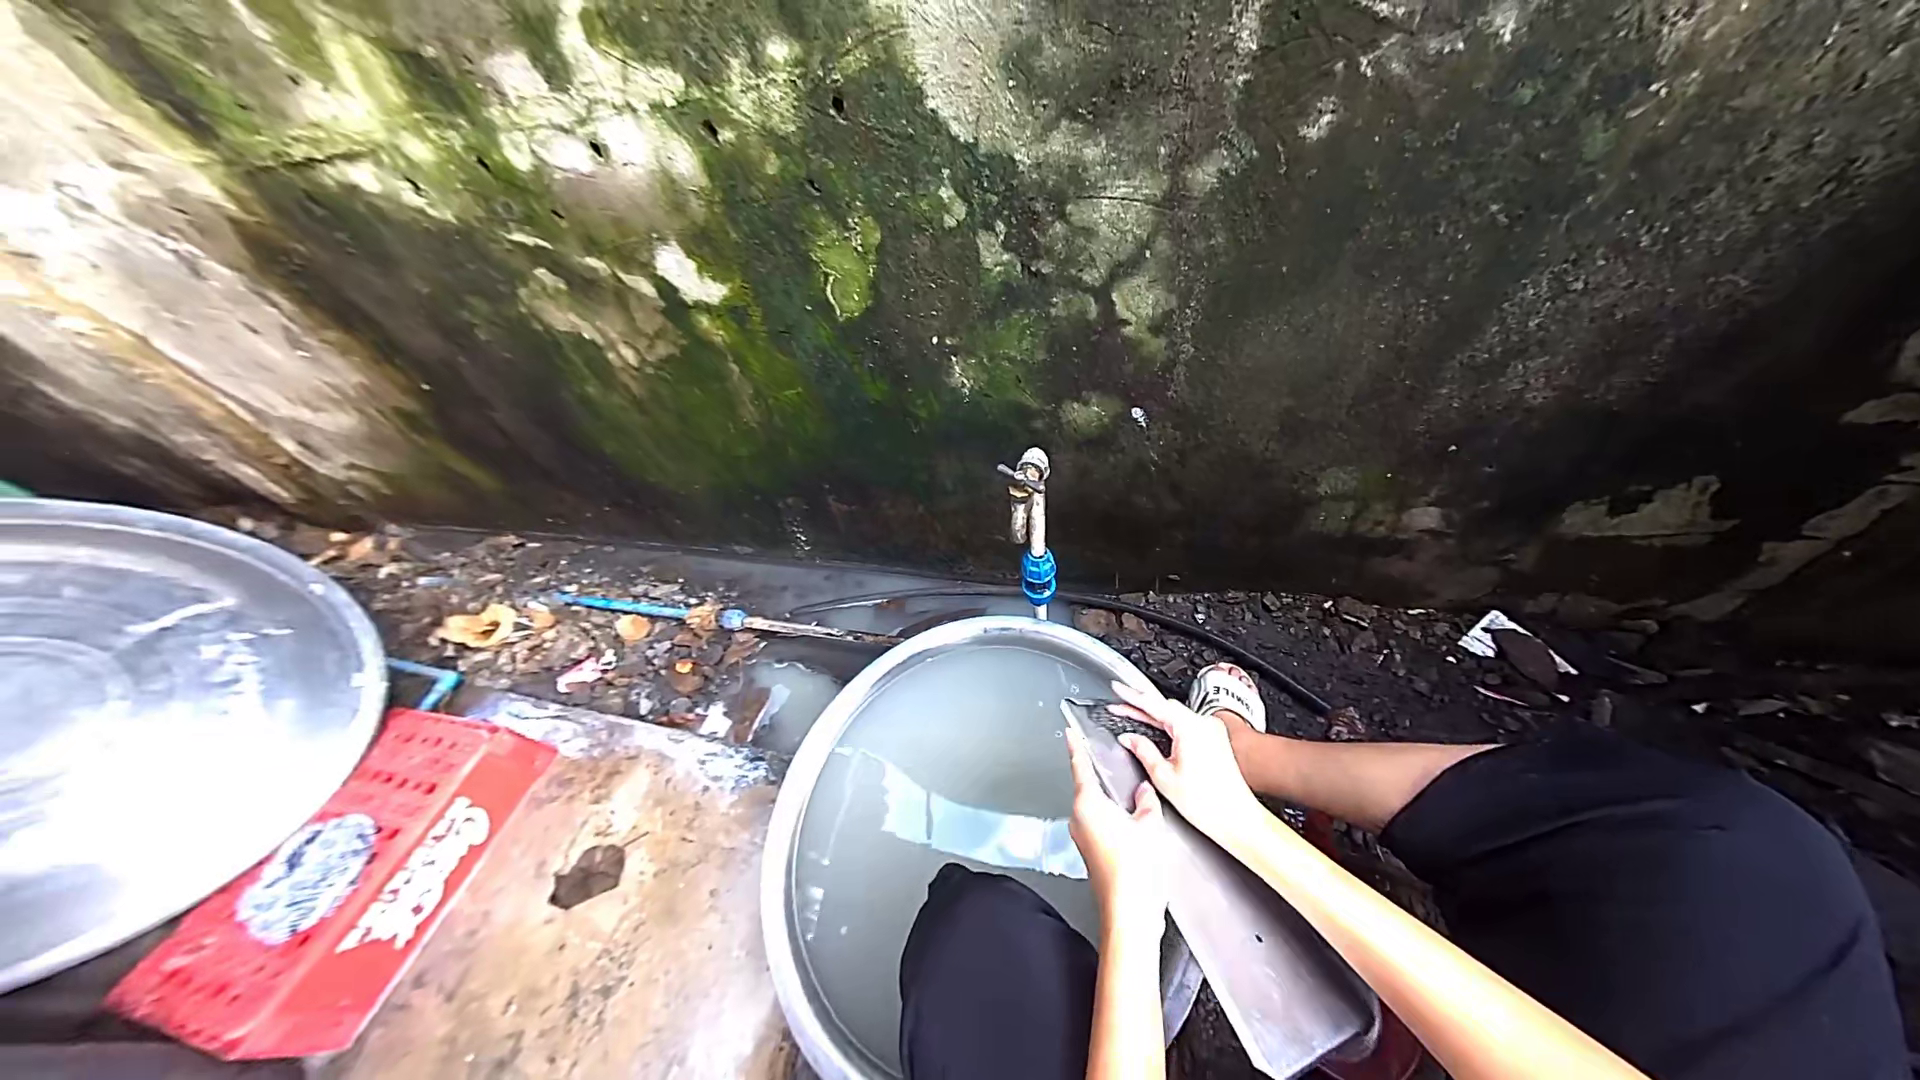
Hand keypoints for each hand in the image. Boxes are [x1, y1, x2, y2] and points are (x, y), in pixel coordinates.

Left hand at [1066, 725, 1168, 938]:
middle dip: (1101, 776)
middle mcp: (1078, 818)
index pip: (1079, 766)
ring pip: (1093, 807)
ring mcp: (1081, 837)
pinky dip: (1110, 819)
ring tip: (1131, 799)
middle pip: (1087, 786)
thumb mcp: (1150, 825)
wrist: (1129, 913)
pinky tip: (1130, 826)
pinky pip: (1098, 824)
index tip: (1070, 732)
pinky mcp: (1089, 852)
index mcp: (1088, 804)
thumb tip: (1144, 791)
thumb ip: (1146, 800)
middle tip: (1115, 764)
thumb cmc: (1135, 871)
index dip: (1076, 747)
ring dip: (1108, 800)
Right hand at [1109, 680, 1264, 845]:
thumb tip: (1129, 738)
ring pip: (1175, 714)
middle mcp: (1204, 724)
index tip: (1118, 688)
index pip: (1154, 703)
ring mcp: (1212, 730)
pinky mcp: (1215, 739)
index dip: (1131, 695)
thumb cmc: (1208, 804)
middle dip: (1139, 705)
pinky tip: (1155, 728)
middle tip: (1118, 706)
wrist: (1238, 820)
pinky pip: (1185, 723)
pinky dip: (1168, 724)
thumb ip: (1142, 750)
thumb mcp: (1163, 776)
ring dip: (1153, 715)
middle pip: (1164, 706)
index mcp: (1190, 727)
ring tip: (1131, 716)